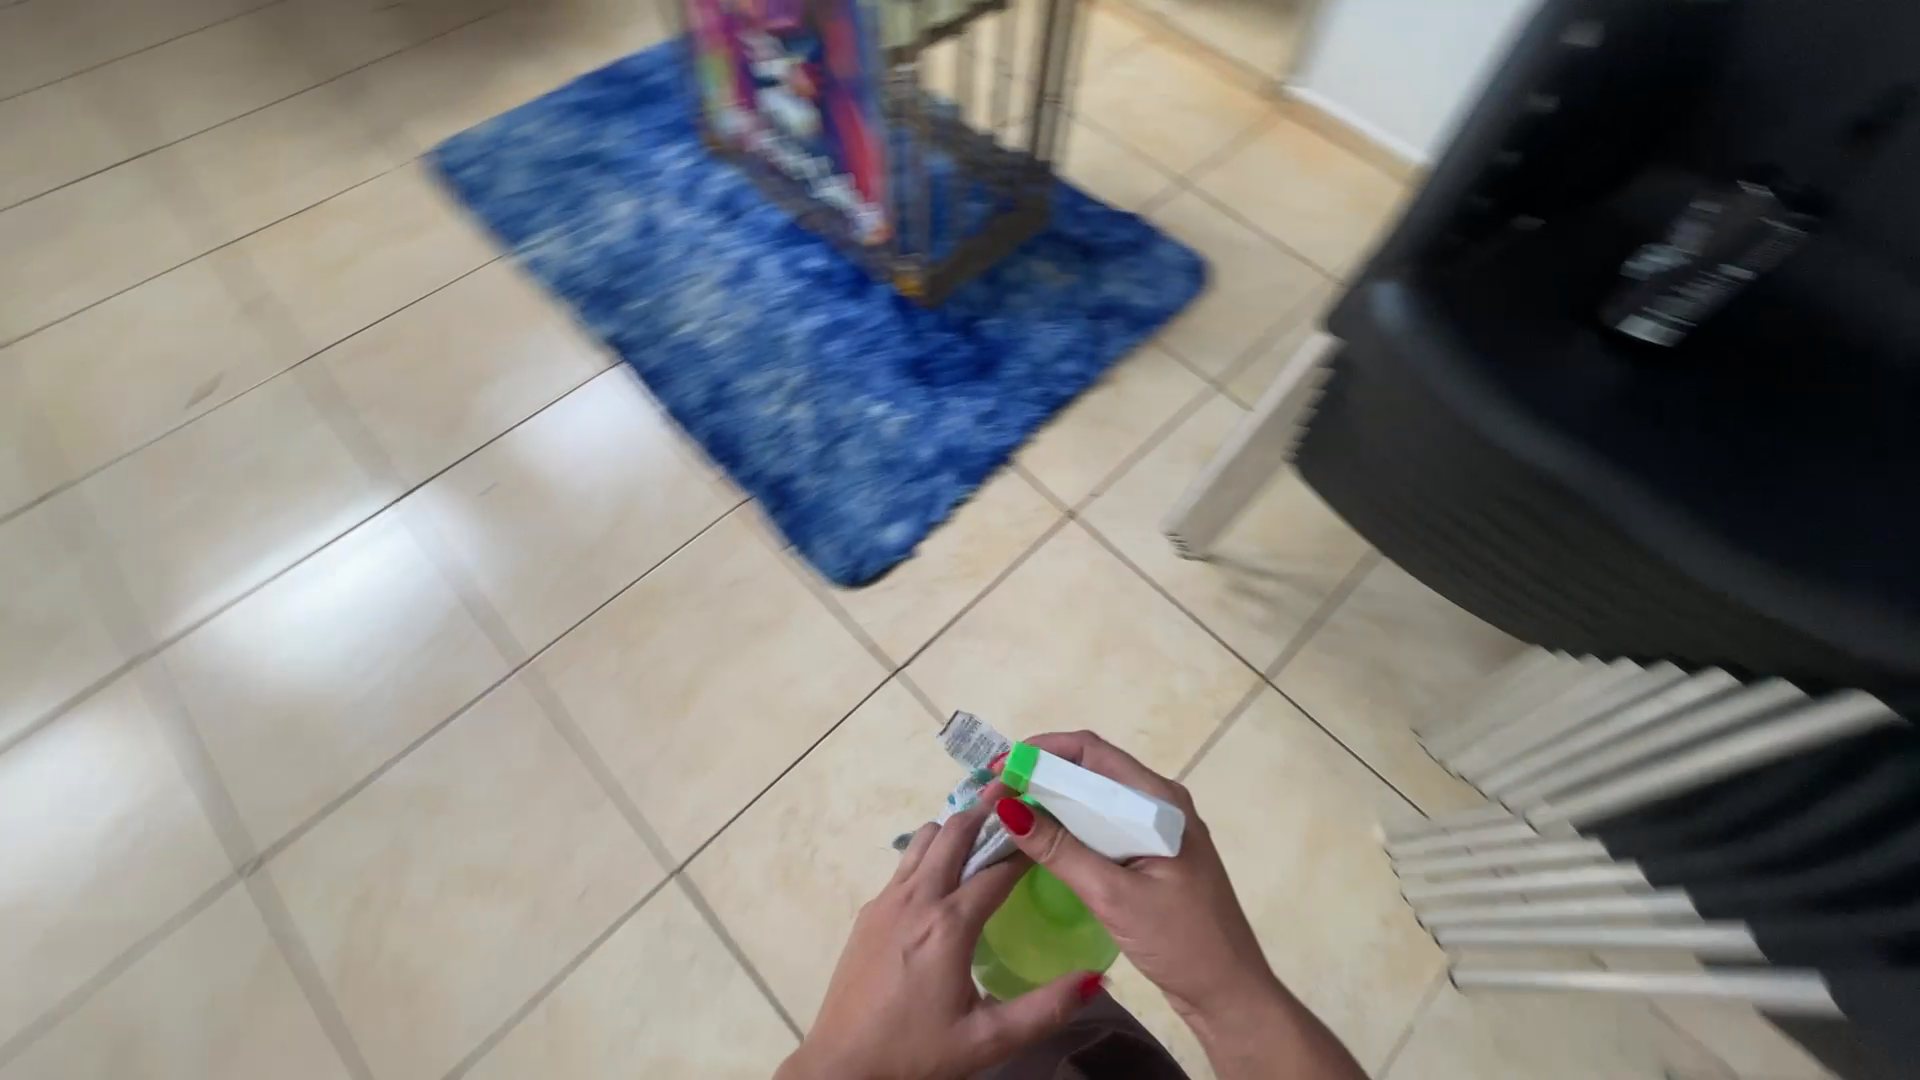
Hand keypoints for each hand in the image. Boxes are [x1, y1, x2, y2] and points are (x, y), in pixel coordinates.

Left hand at [776, 786, 1106, 1079]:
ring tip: (981, 836)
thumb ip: (1045, 1009)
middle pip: (956, 830)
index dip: (1027, 846)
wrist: (841, 1069)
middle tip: (1014, 794)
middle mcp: (918, 897)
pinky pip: (905, 863)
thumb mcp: (988, 1041)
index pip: (998, 868)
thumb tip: (1097, 979)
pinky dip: (930, 854)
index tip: (1048, 824)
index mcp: (950, 923)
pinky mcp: (869, 909)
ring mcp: (888, 899)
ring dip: (954, 829)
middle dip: (987, 810)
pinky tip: (943, 880)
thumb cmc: (917, 1054)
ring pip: (926, 838)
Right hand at [990, 732, 1276, 1023]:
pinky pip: (1100, 823)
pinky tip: (1039, 838)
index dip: (1041, 752)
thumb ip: (1060, 851)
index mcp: (1158, 801)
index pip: (1091, 752)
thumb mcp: (1113, 895)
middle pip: (1089, 769)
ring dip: (1049, 799)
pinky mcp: (1147, 852)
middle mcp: (1157, 803)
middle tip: (993, 791)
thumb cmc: (1181, 942)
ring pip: (1092, 797)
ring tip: (1006, 810)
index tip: (1000, 768)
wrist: (1231, 996)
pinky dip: (1066, 824)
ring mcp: (1153, 828)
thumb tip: (1006, 808)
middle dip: (1039, 774)